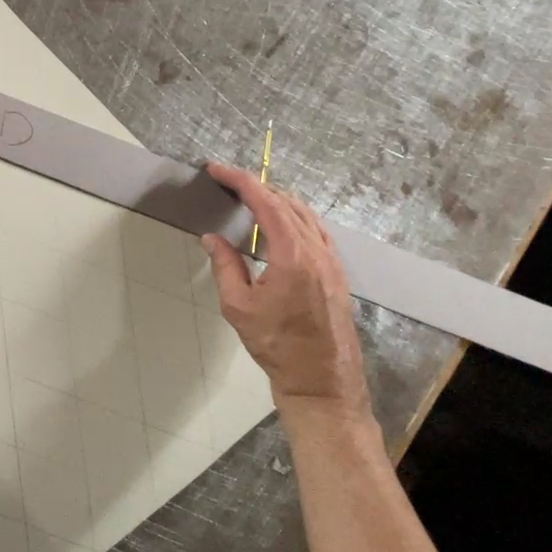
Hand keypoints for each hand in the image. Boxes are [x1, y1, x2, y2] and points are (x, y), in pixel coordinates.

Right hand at [200, 162, 370, 421]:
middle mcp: (318, 254)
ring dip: (279, 200)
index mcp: (293, 257)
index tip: (216, 170)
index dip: (241, 182)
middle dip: (257, 186)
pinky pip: (318, 232)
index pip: (267, 204)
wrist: (322, 381)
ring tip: (252, 195)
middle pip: (289, 205)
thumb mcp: (238, 305)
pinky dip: (296, 217)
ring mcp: (333, 264)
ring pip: (307, 216)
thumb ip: (225, 265)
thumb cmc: (276, 344)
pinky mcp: (338, 276)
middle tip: (228, 180)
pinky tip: (282, 223)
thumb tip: (213, 238)